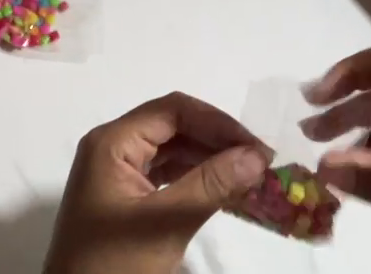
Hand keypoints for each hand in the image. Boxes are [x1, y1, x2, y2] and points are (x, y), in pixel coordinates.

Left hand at [43, 92, 273, 273]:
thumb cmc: (114, 265)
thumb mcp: (165, 224)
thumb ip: (211, 185)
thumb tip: (257, 155)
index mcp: (112, 141)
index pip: (172, 111)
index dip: (217, 122)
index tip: (256, 145)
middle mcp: (111, 146)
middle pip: (172, 126)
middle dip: (216, 139)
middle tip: (259, 160)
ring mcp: (116, 170)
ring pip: (170, 149)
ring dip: (208, 158)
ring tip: (248, 172)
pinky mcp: (123, 195)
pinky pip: (163, 172)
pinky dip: (193, 177)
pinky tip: (222, 187)